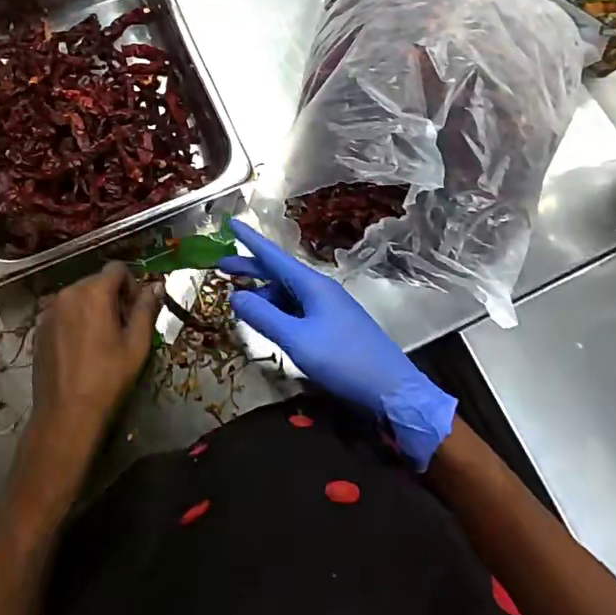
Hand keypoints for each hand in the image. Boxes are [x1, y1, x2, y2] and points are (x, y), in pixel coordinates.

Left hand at [30, 262, 161, 450]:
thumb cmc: (107, 379)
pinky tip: (80, 348)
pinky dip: (74, 319)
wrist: (66, 413)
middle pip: (96, 281)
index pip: (116, 268)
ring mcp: (49, 309)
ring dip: (92, 308)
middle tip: (121, 328)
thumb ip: (145, 310)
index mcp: (94, 292)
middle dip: (112, 297)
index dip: (131, 284)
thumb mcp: (136, 346)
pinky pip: (62, 311)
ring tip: (100, 340)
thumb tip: (155, 287)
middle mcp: (68, 292)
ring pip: (78, 296)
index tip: (134, 310)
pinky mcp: (39, 326)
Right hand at [223, 217, 456, 469]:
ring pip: (287, 292)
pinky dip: (278, 310)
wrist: (395, 392)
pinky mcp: (333, 324)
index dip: (250, 239)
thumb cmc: (345, 361)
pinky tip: (269, 323)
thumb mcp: (297, 340)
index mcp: (312, 285)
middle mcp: (320, 289)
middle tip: (221, 267)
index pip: (273, 255)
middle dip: (250, 268)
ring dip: (263, 295)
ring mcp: (328, 307)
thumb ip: (263, 316)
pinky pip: (297, 308)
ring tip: (242, 308)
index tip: (231, 222)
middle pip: (278, 272)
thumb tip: (234, 296)